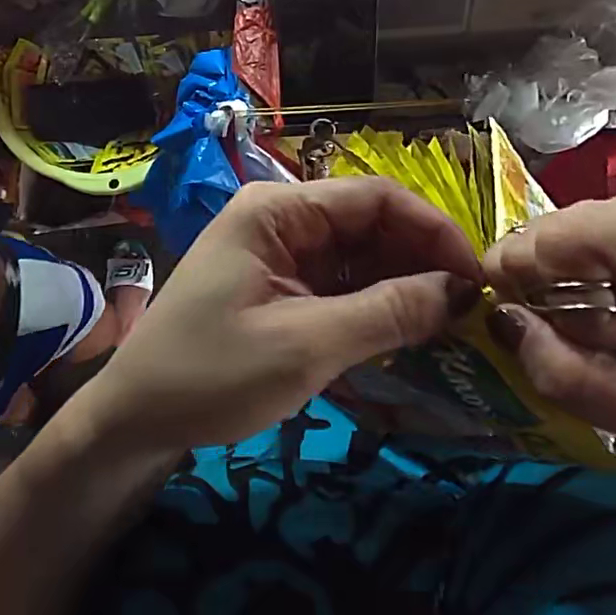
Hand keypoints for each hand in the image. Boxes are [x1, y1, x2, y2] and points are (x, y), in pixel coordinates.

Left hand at [68, 178, 481, 453]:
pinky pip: (335, 286)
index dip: (434, 232)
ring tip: (445, 328)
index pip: (375, 197)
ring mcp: (274, 255)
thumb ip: (388, 312)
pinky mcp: (274, 289)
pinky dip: (370, 307)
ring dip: (399, 288)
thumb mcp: (306, 345)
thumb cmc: (211, 373)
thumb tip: (462, 292)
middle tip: (468, 313)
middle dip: (419, 263)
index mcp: (277, 210)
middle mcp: (278, 221)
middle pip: (368, 225)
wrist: (137, 417)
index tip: (478, 281)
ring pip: (356, 258)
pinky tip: (401, 334)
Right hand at [482, 189, 615, 466]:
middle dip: (549, 300)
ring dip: (545, 298)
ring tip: (604, 333)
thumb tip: (502, 318)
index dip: (551, 294)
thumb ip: (577, 380)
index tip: (591, 345)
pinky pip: (531, 250)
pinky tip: (588, 313)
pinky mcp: (596, 223)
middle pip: (544, 237)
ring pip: (530, 243)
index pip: (576, 239)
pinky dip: (541, 290)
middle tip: (602, 344)